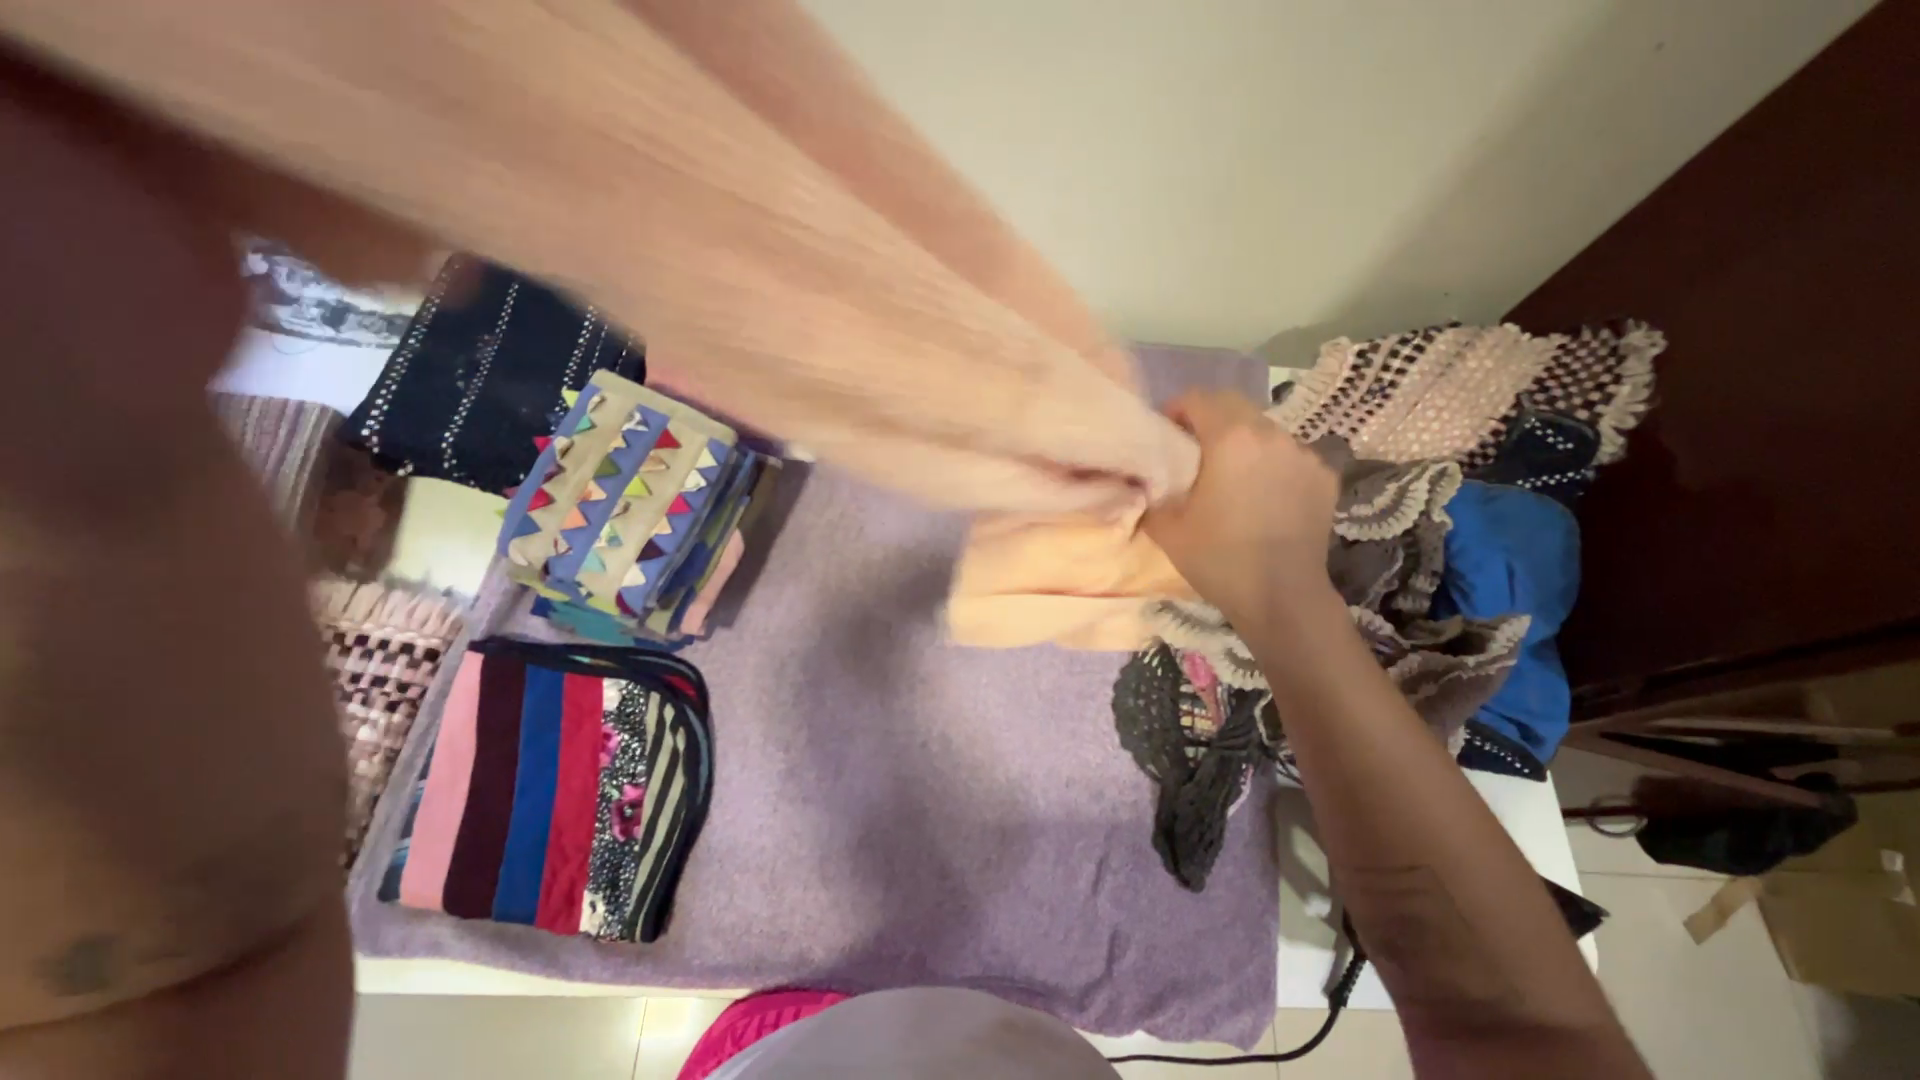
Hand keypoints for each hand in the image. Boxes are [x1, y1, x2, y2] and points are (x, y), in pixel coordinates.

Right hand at [1142, 390, 1338, 627]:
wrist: (1282, 597)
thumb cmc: (1219, 560)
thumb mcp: (1167, 529)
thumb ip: (1152, 494)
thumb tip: (1145, 481)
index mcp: (1230, 439)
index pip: (1198, 398)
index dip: (1176, 409)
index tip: (1166, 433)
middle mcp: (1271, 435)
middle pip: (1234, 406)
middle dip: (1210, 419)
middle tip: (1194, 450)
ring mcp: (1304, 454)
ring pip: (1265, 430)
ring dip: (1244, 441)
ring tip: (1232, 474)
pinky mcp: (1325, 476)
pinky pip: (1291, 456)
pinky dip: (1273, 464)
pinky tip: (1265, 495)